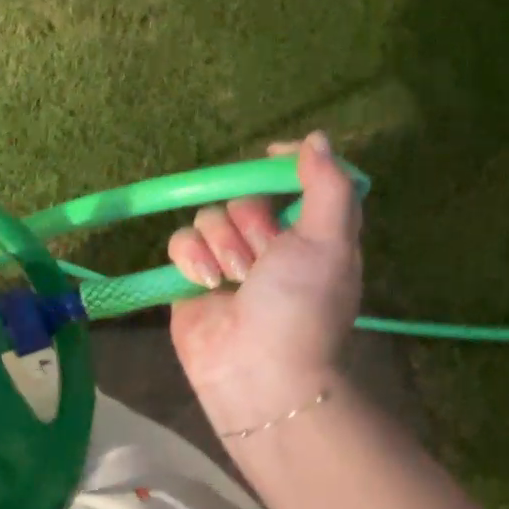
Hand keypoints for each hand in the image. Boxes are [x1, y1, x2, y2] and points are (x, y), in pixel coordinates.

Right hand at [166, 132, 362, 431]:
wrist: (257, 370)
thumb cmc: (301, 306)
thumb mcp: (329, 243)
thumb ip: (326, 187)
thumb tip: (314, 139)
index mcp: (310, 235)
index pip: (291, 181)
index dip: (278, 169)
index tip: (270, 157)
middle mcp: (267, 244)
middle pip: (241, 198)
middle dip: (247, 223)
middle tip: (262, 258)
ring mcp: (225, 260)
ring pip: (207, 217)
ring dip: (219, 245)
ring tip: (232, 280)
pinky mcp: (189, 275)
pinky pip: (179, 241)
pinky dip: (190, 258)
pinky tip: (204, 283)